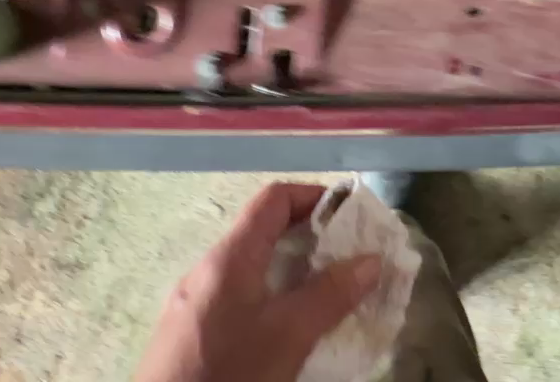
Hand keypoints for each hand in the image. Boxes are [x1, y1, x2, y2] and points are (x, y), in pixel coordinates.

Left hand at [135, 183, 382, 381]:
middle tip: (347, 258)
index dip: (315, 196)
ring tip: (327, 295)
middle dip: (311, 239)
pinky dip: (270, 300)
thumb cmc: (228, 375)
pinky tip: (288, 331)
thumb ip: (332, 294)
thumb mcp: (289, 336)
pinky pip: (238, 300)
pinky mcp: (187, 339)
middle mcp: (205, 271)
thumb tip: (372, 260)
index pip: (274, 198)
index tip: (350, 215)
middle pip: (264, 233)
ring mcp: (192, 306)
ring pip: (252, 270)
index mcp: (228, 257)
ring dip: (293, 272)